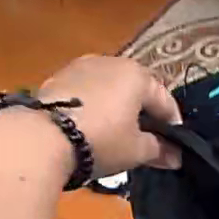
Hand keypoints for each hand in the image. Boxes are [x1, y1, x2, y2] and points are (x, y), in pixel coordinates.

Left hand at [0, 56, 182, 177]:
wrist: (43, 137)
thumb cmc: (102, 139)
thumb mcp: (137, 150)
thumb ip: (160, 150)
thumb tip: (175, 156)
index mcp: (137, 75)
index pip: (165, 100)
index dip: (174, 126)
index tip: (175, 147)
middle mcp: (110, 62)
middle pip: (137, 90)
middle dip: (145, 114)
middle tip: (148, 141)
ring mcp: (81, 67)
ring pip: (111, 89)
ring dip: (119, 110)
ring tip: (120, 136)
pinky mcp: (58, 78)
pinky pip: (89, 94)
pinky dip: (97, 108)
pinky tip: (95, 129)